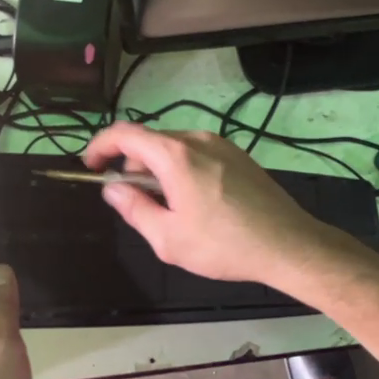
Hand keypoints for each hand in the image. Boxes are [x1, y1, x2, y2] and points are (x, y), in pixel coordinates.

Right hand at [84, 122, 332, 285]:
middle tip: (134, 202)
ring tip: (168, 208)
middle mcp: (198, 139)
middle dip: (132, 166)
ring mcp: (222, 145)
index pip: (125, 133)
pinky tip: (195, 203)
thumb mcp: (167, 238)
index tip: (90, 166)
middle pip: (150, 141)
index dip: (100, 146)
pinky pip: (197, 154)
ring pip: (175, 148)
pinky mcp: (239, 156)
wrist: (287, 244)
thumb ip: (134, 208)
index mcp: (175, 155)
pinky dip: (182, 170)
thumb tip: (113, 188)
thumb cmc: (223, 244)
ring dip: (159, 170)